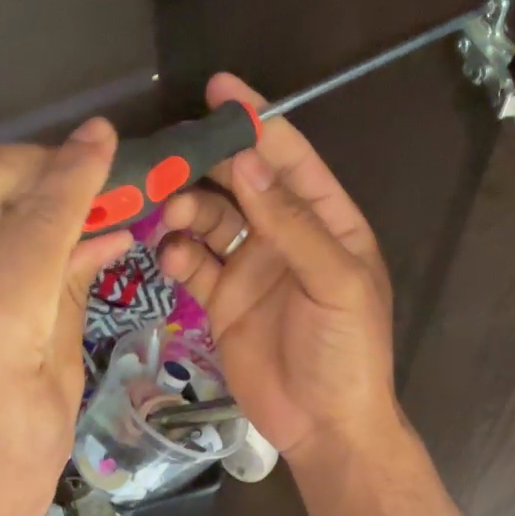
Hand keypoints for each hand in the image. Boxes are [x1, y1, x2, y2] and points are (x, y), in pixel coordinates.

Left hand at [0, 120, 131, 515]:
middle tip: (73, 172)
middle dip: (28, 161)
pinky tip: (3, 249)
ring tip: (45, 207)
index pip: (34, 222)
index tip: (104, 138)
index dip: (75, 172)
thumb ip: (69, 292)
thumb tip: (102, 232)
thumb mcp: (61, 382)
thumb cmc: (20, 470)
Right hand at [158, 73, 401, 465]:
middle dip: (209, 164)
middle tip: (171, 154)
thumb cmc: (346, 352)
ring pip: (211, 219)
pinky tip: (169, 252)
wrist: (325, 426)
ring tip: (168, 209)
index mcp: (328, 224)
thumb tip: (246, 162)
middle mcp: (286, 238)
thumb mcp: (333, 282)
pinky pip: (193, 263)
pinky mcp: (222, 302)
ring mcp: (252, 269)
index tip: (219, 89)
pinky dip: (177, 251)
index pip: (290, 161)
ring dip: (187, 207)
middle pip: (242, 183)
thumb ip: (290, 223)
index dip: (258, 122)